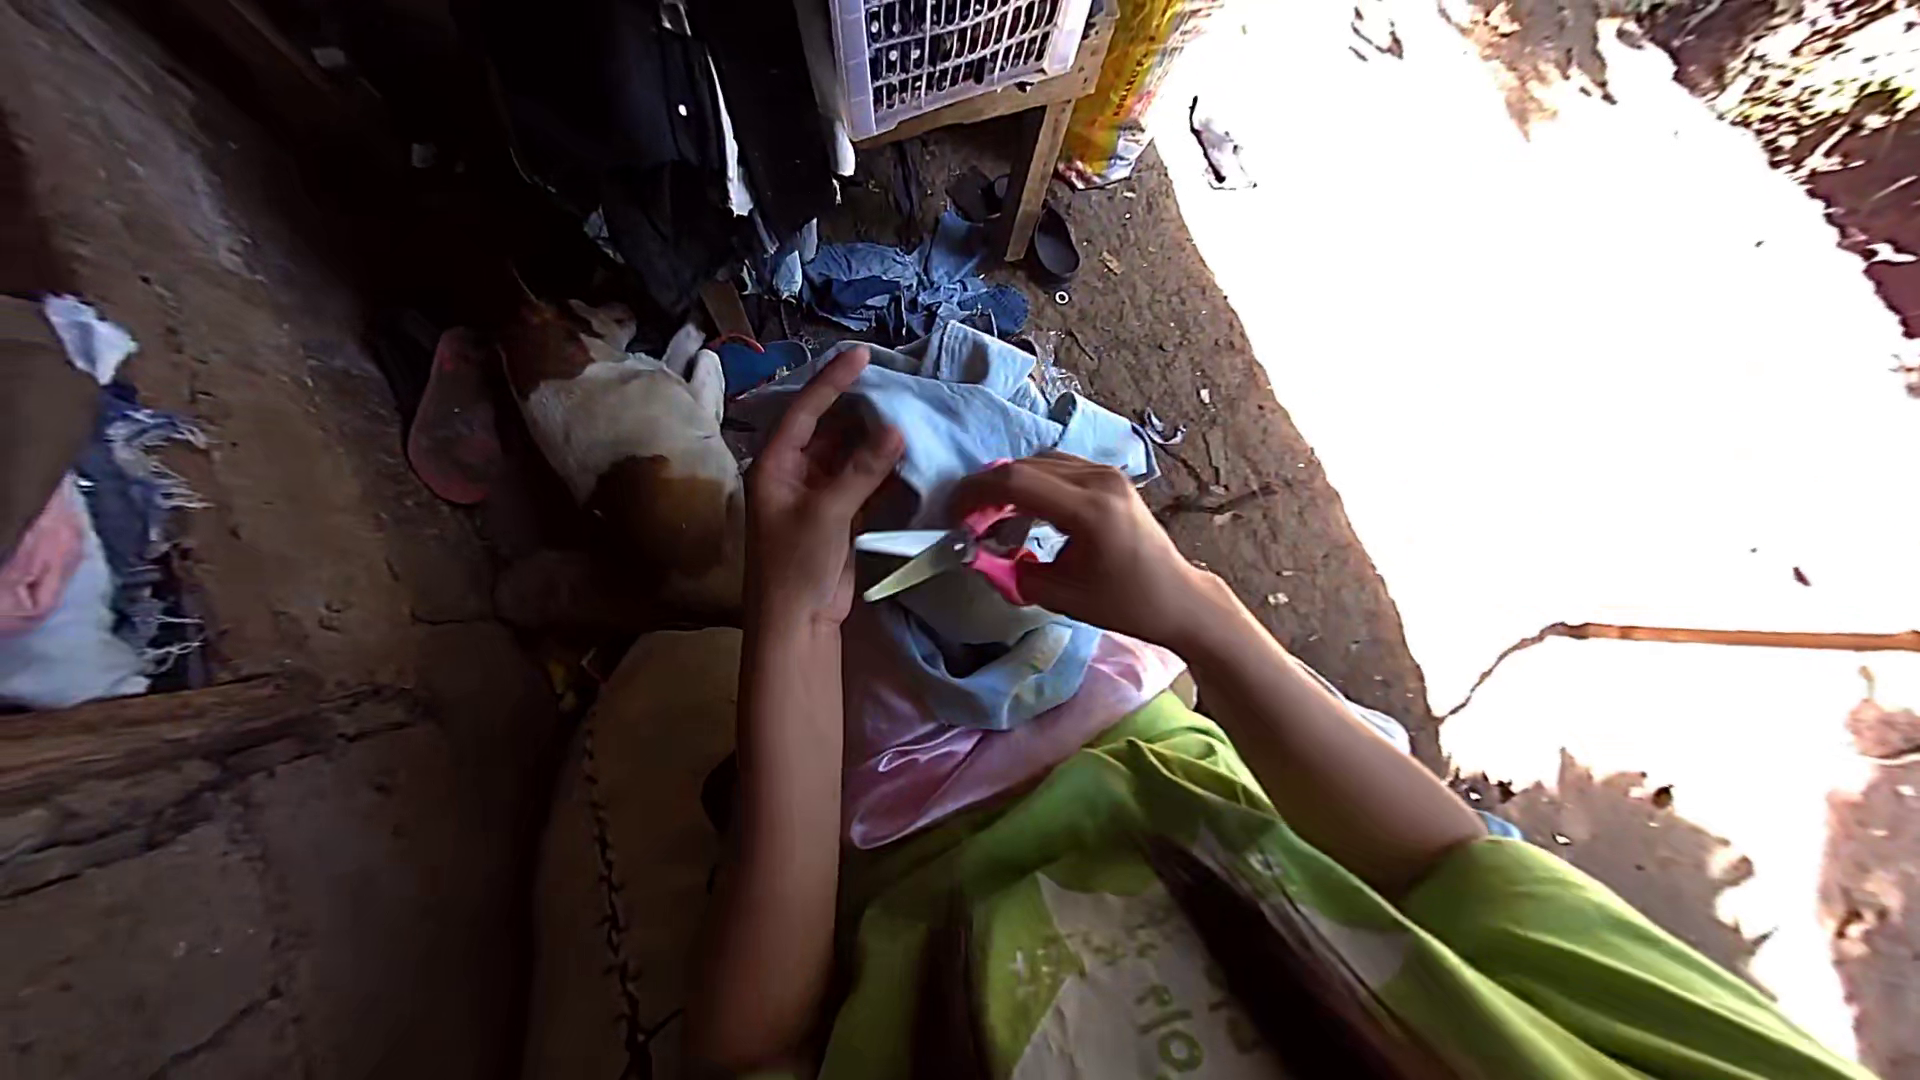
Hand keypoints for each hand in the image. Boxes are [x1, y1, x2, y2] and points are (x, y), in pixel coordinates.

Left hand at [746, 347, 903, 627]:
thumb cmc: (796, 565)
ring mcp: (816, 494)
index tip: (862, 355)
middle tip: (894, 386)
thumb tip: (896, 430)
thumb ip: (861, 470)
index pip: (804, 411)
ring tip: (906, 414)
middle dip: (858, 410)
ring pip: (847, 455)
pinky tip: (904, 455)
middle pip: (827, 429)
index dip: (832, 382)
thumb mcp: (826, 513)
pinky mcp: (837, 515)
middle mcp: (793, 473)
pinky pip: (860, 481)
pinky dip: (880, 470)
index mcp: (774, 464)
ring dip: (873, 440)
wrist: (798, 622)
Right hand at [948, 452, 1230, 647]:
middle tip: (968, 521)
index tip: (955, 517)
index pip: (1016, 481)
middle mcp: (1100, 480)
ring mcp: (1107, 474)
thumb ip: (1014, 572)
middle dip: (986, 490)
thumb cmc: (1125, 603)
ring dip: (1008, 484)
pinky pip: (1058, 467)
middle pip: (1023, 466)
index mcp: (1090, 510)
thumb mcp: (1061, 596)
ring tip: (991, 516)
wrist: (1177, 597)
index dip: (975, 494)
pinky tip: (1023, 508)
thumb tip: (980, 555)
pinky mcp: (1109, 477)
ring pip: (1039, 461)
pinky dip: (1031, 482)